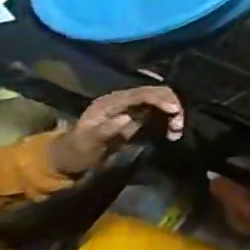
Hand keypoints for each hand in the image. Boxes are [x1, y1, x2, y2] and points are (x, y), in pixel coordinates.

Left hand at [48, 86, 183, 175]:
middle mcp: (123, 99)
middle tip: (178, 126)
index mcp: (110, 102)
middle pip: (156, 92)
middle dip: (172, 105)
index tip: (175, 111)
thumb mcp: (87, 143)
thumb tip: (127, 117)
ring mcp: (131, 105)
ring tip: (176, 131)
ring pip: (162, 99)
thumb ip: (105, 130)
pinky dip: (171, 117)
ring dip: (174, 111)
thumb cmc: (77, 150)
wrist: (71, 157)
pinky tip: (172, 131)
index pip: (141, 93)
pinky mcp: (138, 113)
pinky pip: (160, 109)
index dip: (160, 99)